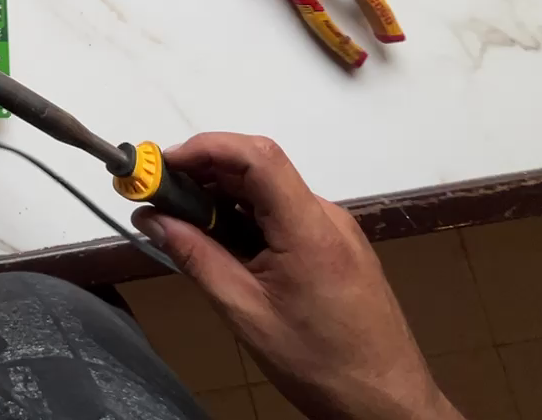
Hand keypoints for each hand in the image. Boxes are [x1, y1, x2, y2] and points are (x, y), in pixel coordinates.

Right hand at [134, 134, 458, 419]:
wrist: (393, 411)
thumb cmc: (319, 364)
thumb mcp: (244, 312)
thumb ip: (194, 257)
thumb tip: (148, 217)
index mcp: (309, 229)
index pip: (256, 157)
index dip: (205, 148)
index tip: (164, 167)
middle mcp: (325, 216)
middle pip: (256, 167)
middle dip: (201, 171)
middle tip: (160, 195)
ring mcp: (333, 229)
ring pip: (264, 187)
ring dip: (219, 193)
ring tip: (184, 222)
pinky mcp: (333, 244)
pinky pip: (278, 209)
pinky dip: (240, 212)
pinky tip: (221, 241)